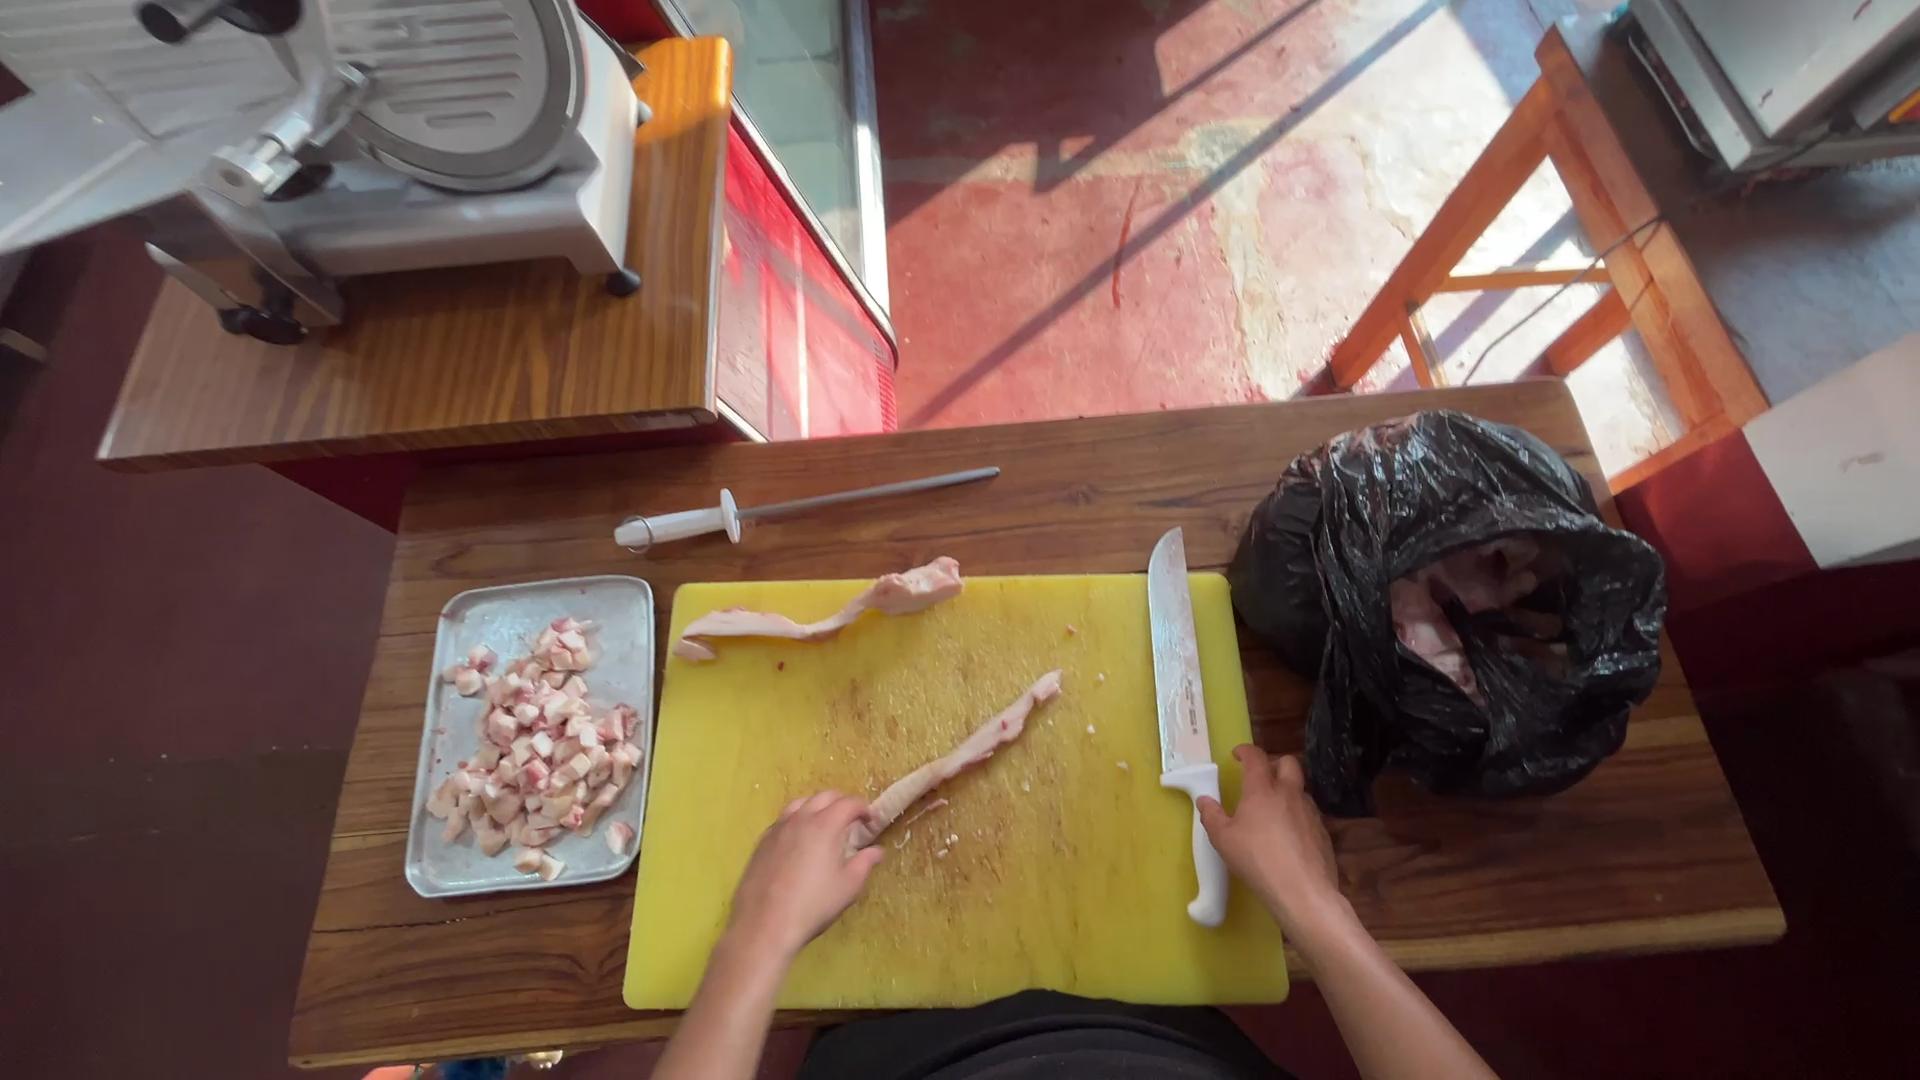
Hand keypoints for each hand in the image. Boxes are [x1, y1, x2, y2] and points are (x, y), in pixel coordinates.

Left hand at [726, 791, 884, 958]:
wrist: (764, 925)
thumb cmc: (812, 905)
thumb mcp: (848, 887)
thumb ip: (865, 863)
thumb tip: (876, 850)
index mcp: (825, 825)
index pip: (849, 803)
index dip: (864, 809)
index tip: (870, 822)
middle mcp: (801, 818)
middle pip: (825, 796)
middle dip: (842, 804)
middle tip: (850, 823)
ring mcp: (778, 828)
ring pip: (801, 803)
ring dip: (816, 807)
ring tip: (823, 826)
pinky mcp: (762, 841)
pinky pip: (783, 819)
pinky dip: (796, 820)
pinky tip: (798, 840)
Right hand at [1198, 746, 1350, 941]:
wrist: (1303, 892)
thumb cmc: (1256, 859)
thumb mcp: (1223, 839)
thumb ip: (1211, 815)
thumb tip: (1204, 800)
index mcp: (1262, 789)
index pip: (1256, 757)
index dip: (1246, 751)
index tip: (1237, 754)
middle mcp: (1289, 794)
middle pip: (1289, 763)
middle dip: (1275, 763)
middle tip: (1260, 777)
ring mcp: (1310, 813)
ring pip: (1300, 790)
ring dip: (1287, 791)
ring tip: (1273, 810)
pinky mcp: (1323, 833)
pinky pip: (1309, 814)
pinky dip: (1297, 815)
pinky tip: (1288, 836)